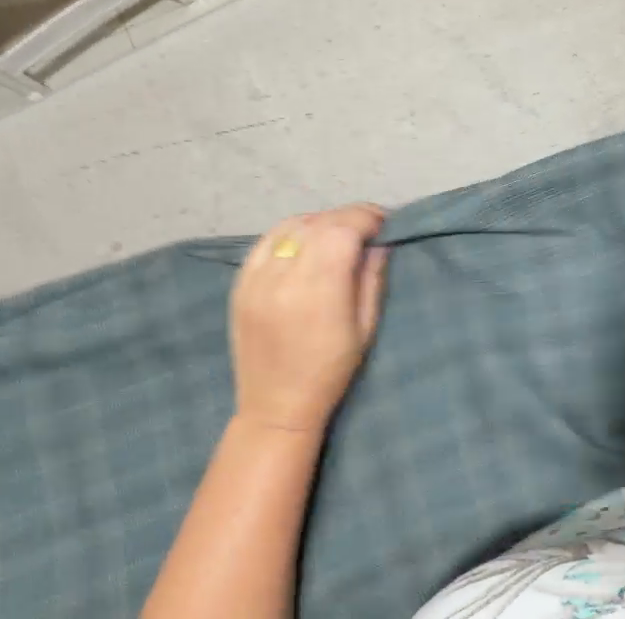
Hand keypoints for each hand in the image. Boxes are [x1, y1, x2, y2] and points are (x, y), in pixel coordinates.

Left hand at [229, 203, 389, 432]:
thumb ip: (371, 278)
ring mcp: (256, 278)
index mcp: (318, 290)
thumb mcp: (365, 327)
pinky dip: (291, 232)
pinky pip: (266, 241)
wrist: (275, 406)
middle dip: (348, 217)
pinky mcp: (240, 284)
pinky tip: (306, 240)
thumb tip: (379, 241)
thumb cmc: (330, 371)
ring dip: (321, 221)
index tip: (384, 222)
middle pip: (320, 223)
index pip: (343, 229)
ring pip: (292, 226)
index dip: (366, 217)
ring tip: (338, 232)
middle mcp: (283, 276)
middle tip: (368, 226)